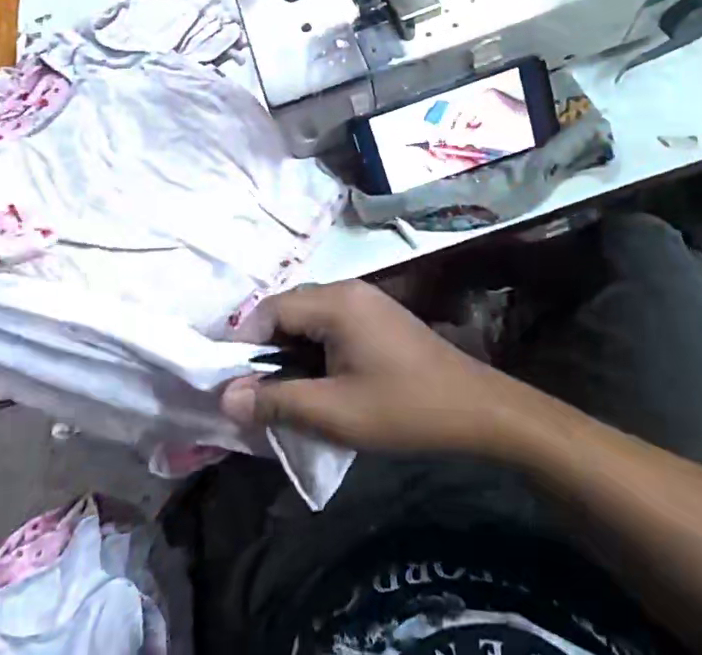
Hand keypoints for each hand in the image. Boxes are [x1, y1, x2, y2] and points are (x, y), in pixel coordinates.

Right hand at [219, 280, 536, 454]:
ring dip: (291, 353)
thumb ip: (276, 402)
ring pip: (310, 320)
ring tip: (285, 395)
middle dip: (266, 352)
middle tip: (257, 395)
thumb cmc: (403, 408)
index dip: (244, 348)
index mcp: (336, 302)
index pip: (269, 311)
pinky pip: (332, 325)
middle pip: (288, 311)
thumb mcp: (333, 412)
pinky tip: (319, 384)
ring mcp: (368, 301)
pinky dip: (315, 351)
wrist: (475, 408)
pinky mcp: (380, 318)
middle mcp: (349, 290)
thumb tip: (226, 397)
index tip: (234, 388)